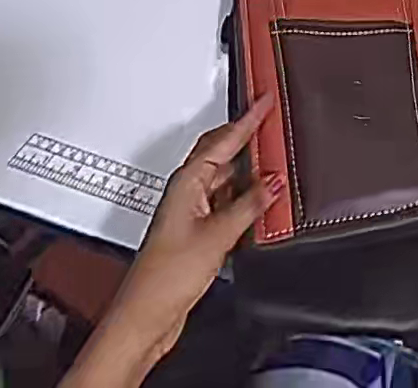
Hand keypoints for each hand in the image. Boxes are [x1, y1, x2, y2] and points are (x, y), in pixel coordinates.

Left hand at [63, 97, 281, 387]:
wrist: (143, 319)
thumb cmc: (164, 277)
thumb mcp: (218, 235)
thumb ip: (250, 204)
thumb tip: (273, 181)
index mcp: (189, 180)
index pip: (226, 137)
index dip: (250, 116)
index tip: (265, 97)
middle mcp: (189, 189)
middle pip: (223, 149)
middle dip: (247, 133)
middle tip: (271, 119)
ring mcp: (193, 208)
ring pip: (227, 173)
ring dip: (249, 167)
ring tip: (274, 159)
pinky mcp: (199, 227)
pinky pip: (228, 196)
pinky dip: (246, 192)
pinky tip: (261, 198)